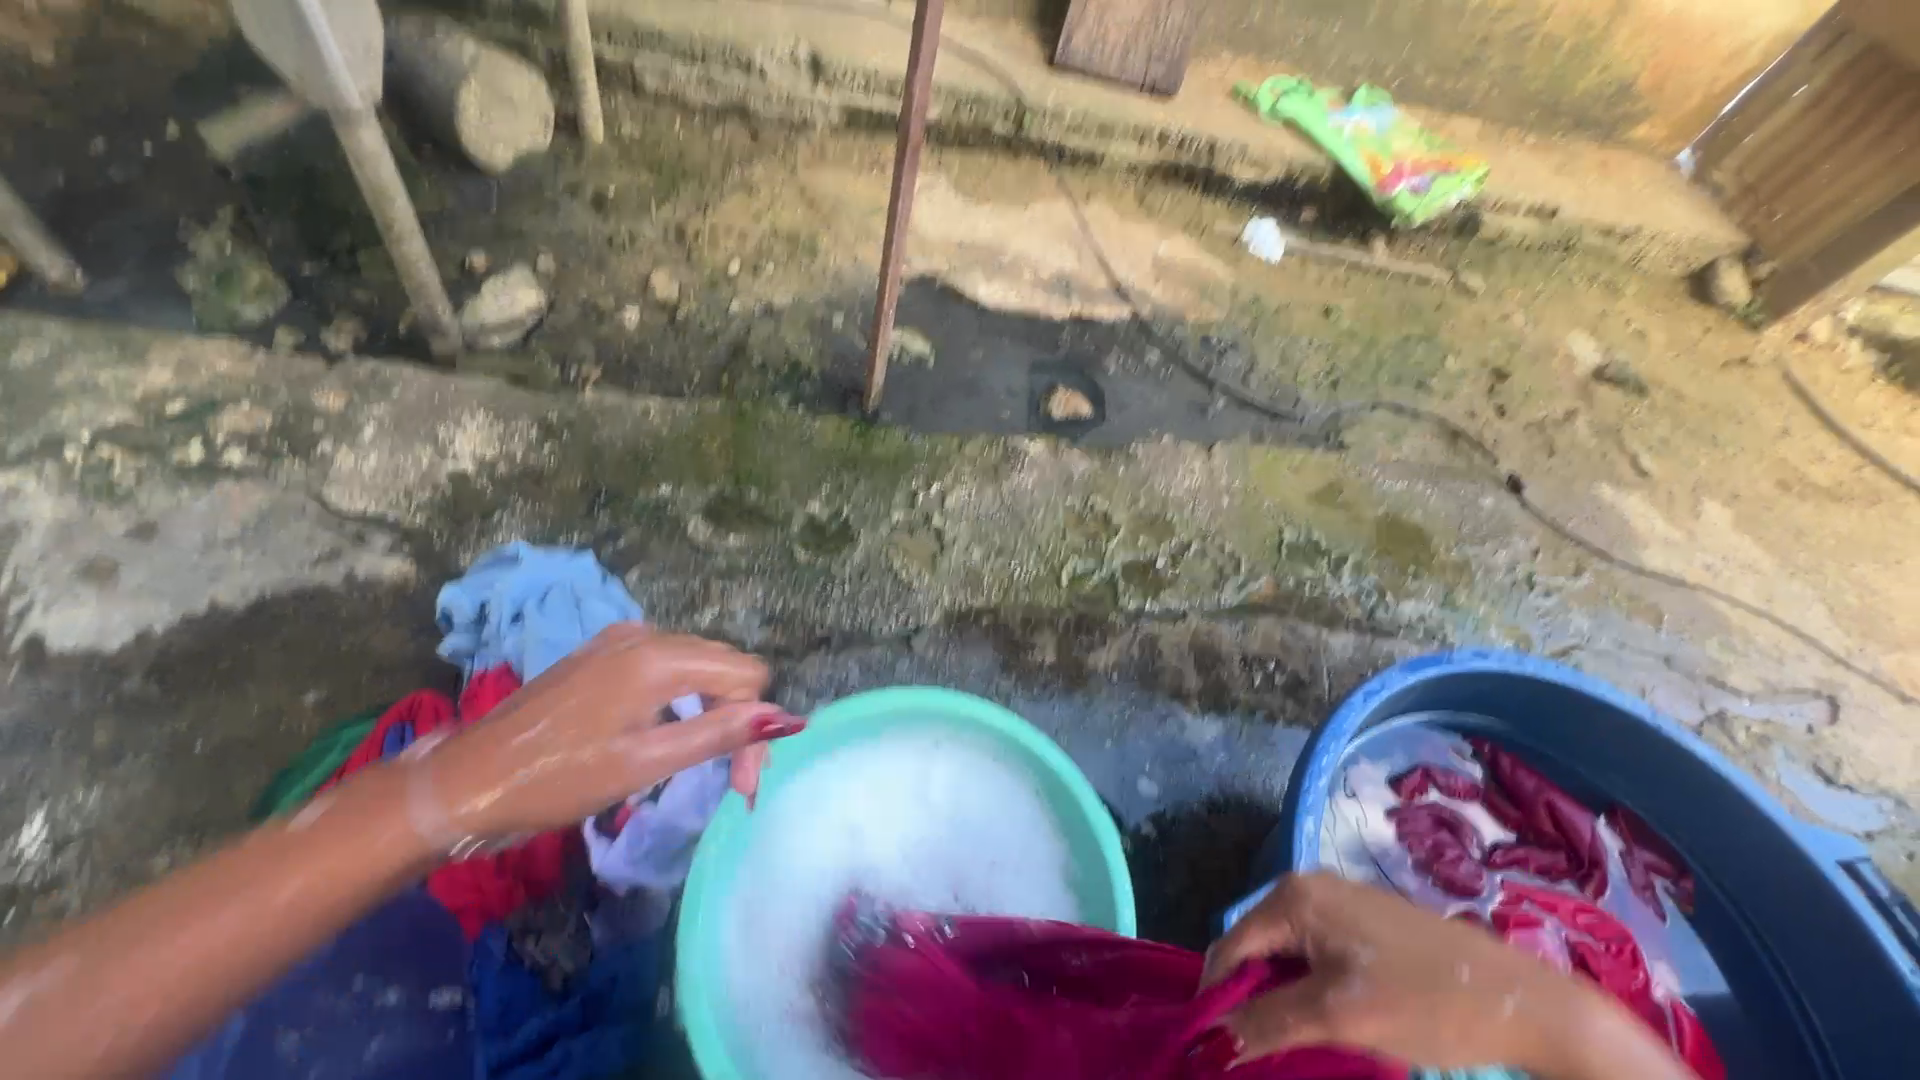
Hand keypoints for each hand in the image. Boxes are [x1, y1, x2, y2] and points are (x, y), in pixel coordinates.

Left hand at [398, 624, 797, 847]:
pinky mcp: (602, 653)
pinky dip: (681, 698)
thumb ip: (720, 734)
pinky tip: (665, 733)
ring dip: (712, 709)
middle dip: (739, 718)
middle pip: (726, 666)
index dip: (755, 727)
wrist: (467, 783)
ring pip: (698, 664)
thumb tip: (787, 718)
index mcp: (658, 657)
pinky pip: (666, 665)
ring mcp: (620, 639)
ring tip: (701, 760)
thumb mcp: (646, 763)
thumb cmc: (558, 780)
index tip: (740, 784)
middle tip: (730, 780)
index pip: (747, 676)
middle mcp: (645, 634)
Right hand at [1202, 874, 1624, 1075]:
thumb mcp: (1338, 1018)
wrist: (1525, 1003)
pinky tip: (1328, 1019)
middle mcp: (1307, 886)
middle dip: (1251, 998)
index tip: (1218, 1050)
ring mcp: (1338, 900)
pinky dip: (1308, 987)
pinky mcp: (1364, 920)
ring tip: (1297, 1040)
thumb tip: (1210, 1045)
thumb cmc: (1426, 1002)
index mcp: (1293, 896)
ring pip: (1285, 953)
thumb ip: (1266, 1023)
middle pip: (1255, 948)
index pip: (1230, 947)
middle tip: (1264, 1050)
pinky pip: (1313, 952)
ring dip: (1280, 997)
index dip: (1218, 1000)